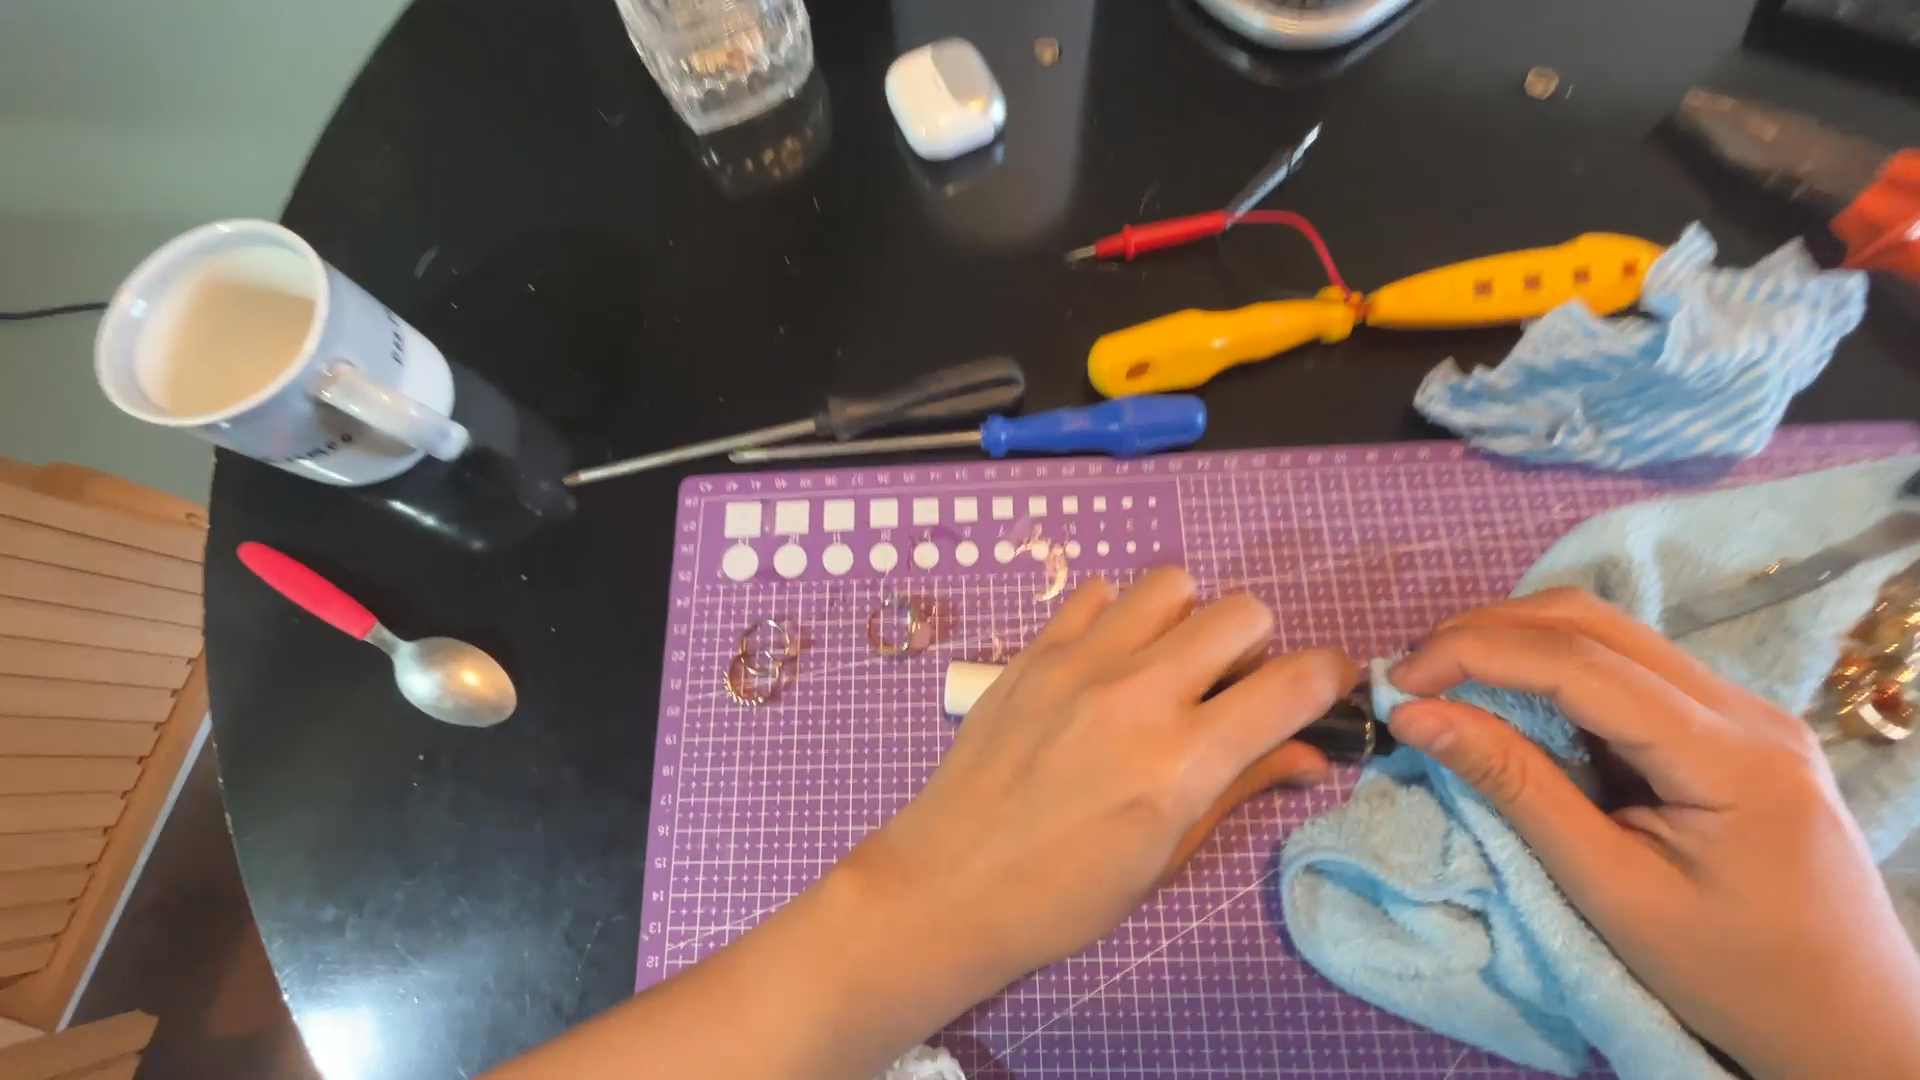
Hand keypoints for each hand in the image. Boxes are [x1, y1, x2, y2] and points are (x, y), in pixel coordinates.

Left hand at [843, 568, 1353, 1003]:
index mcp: (1184, 759)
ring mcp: (1080, 661)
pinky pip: (1094, 594)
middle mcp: (1139, 692)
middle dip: (1258, 641)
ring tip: (1166, 661)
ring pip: (1168, 584)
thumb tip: (1311, 754)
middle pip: (1240, 611)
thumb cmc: (1067, 893)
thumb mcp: (1167, 856)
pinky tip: (1104, 657)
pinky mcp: (1034, 650)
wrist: (952, 879)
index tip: (1329, 682)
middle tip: (1232, 682)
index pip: (1292, 684)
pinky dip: (1117, 615)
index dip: (1330, 675)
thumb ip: (1240, 787)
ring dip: (1187, 616)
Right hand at [1386, 589, 1919, 1079]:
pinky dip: (1539, 663)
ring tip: (1444, 679)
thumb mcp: (1604, 885)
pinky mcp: (1720, 722)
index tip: (1398, 683)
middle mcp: (1743, 708)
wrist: (1854, 1034)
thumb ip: (1510, 784)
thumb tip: (1412, 714)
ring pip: (1600, 628)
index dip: (1474, 654)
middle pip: (1588, 621)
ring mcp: (1738, 709)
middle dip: (1483, 632)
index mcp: (1731, 756)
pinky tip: (1502, 695)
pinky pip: (1614, 662)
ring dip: (1508, 638)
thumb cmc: (1729, 976)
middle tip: (1413, 676)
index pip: (1578, 662)